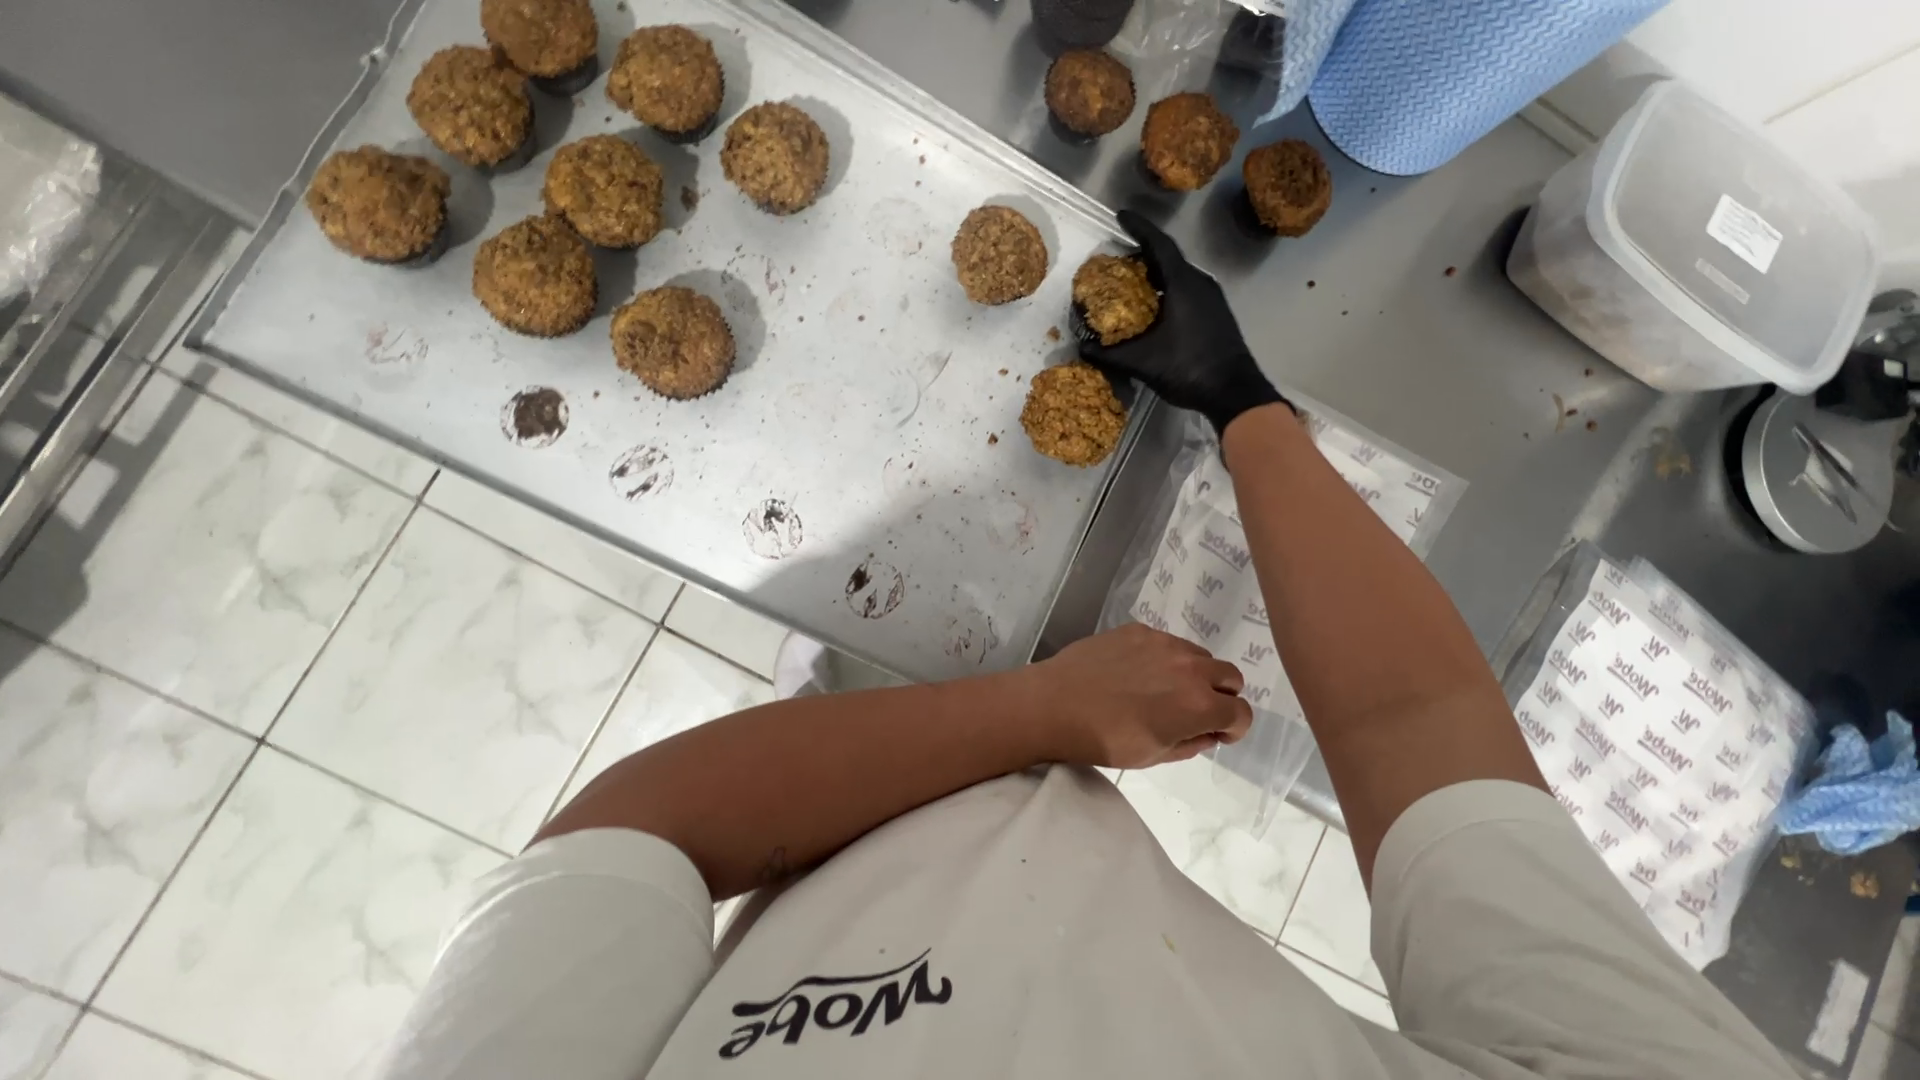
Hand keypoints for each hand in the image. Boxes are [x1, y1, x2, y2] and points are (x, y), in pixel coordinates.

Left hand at [1019, 623, 1254, 768]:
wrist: (1053, 705)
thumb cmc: (1104, 740)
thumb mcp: (1153, 756)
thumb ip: (1191, 743)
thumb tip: (1207, 732)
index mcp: (1199, 705)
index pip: (1242, 713)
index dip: (1233, 728)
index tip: (1215, 734)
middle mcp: (1190, 668)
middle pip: (1230, 677)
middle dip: (1221, 696)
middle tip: (1193, 710)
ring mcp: (1163, 643)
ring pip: (1199, 655)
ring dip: (1194, 674)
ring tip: (1161, 690)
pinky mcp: (1138, 630)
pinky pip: (1166, 643)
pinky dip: (1163, 658)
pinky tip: (1134, 673)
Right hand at [1081, 209, 1289, 437]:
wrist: (1235, 392)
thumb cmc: (1190, 369)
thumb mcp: (1145, 363)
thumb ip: (1112, 354)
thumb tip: (1082, 348)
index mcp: (1184, 285)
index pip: (1159, 245)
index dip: (1139, 228)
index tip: (1120, 215)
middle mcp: (1200, 284)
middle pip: (1169, 258)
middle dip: (1144, 252)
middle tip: (1119, 252)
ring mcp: (1211, 299)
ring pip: (1179, 275)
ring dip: (1156, 272)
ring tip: (1132, 278)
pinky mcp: (1215, 314)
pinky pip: (1187, 290)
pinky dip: (1167, 289)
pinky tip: (1154, 306)